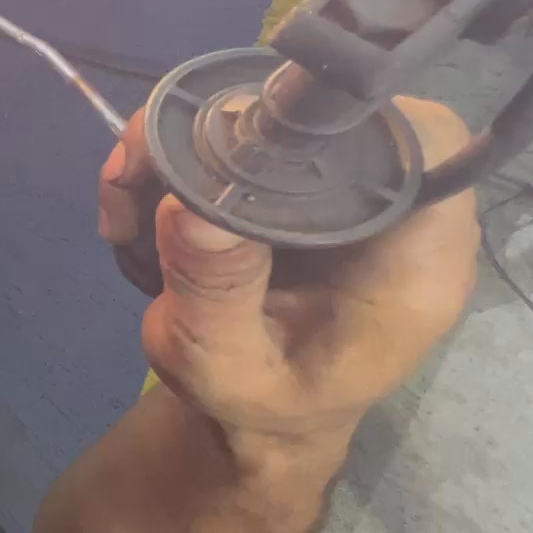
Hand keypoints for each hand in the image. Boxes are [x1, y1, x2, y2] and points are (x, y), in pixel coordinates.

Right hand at [99, 97, 479, 459]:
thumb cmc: (256, 399)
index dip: (329, 122)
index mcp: (402, 260)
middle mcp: (371, 215)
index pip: (410, 147)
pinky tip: (132, 222)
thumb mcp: (223, 361)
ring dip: (158, 157)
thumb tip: (191, 207)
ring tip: (122, 224)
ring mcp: (316, 199)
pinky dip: (153, 171)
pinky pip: (205, 147)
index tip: (224, 143)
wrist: (252, 411)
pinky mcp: (268, 193)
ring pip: (235, 125)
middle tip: (130, 189)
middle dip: (196, 140)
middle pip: (299, 122)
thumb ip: (214, 289)